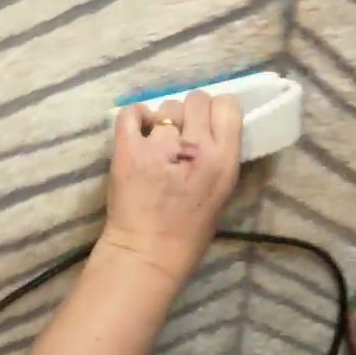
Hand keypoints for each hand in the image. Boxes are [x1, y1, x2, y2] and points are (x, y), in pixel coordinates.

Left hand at [101, 91, 243, 283]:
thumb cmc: (190, 230)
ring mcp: (158, 145)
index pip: (227, 105)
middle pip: (196, 99)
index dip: (216, 110)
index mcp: (222, 160)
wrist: (147, 254)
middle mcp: (194, 147)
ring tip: (158, 144)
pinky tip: (138, 130)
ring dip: (163, 121)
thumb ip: (218, 155)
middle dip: (190, 113)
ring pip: (165, 108)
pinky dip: (135, 117)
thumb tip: (208, 127)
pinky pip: (131, 113)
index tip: (208, 122)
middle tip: (181, 134)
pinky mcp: (128, 148)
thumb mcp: (222, 191)